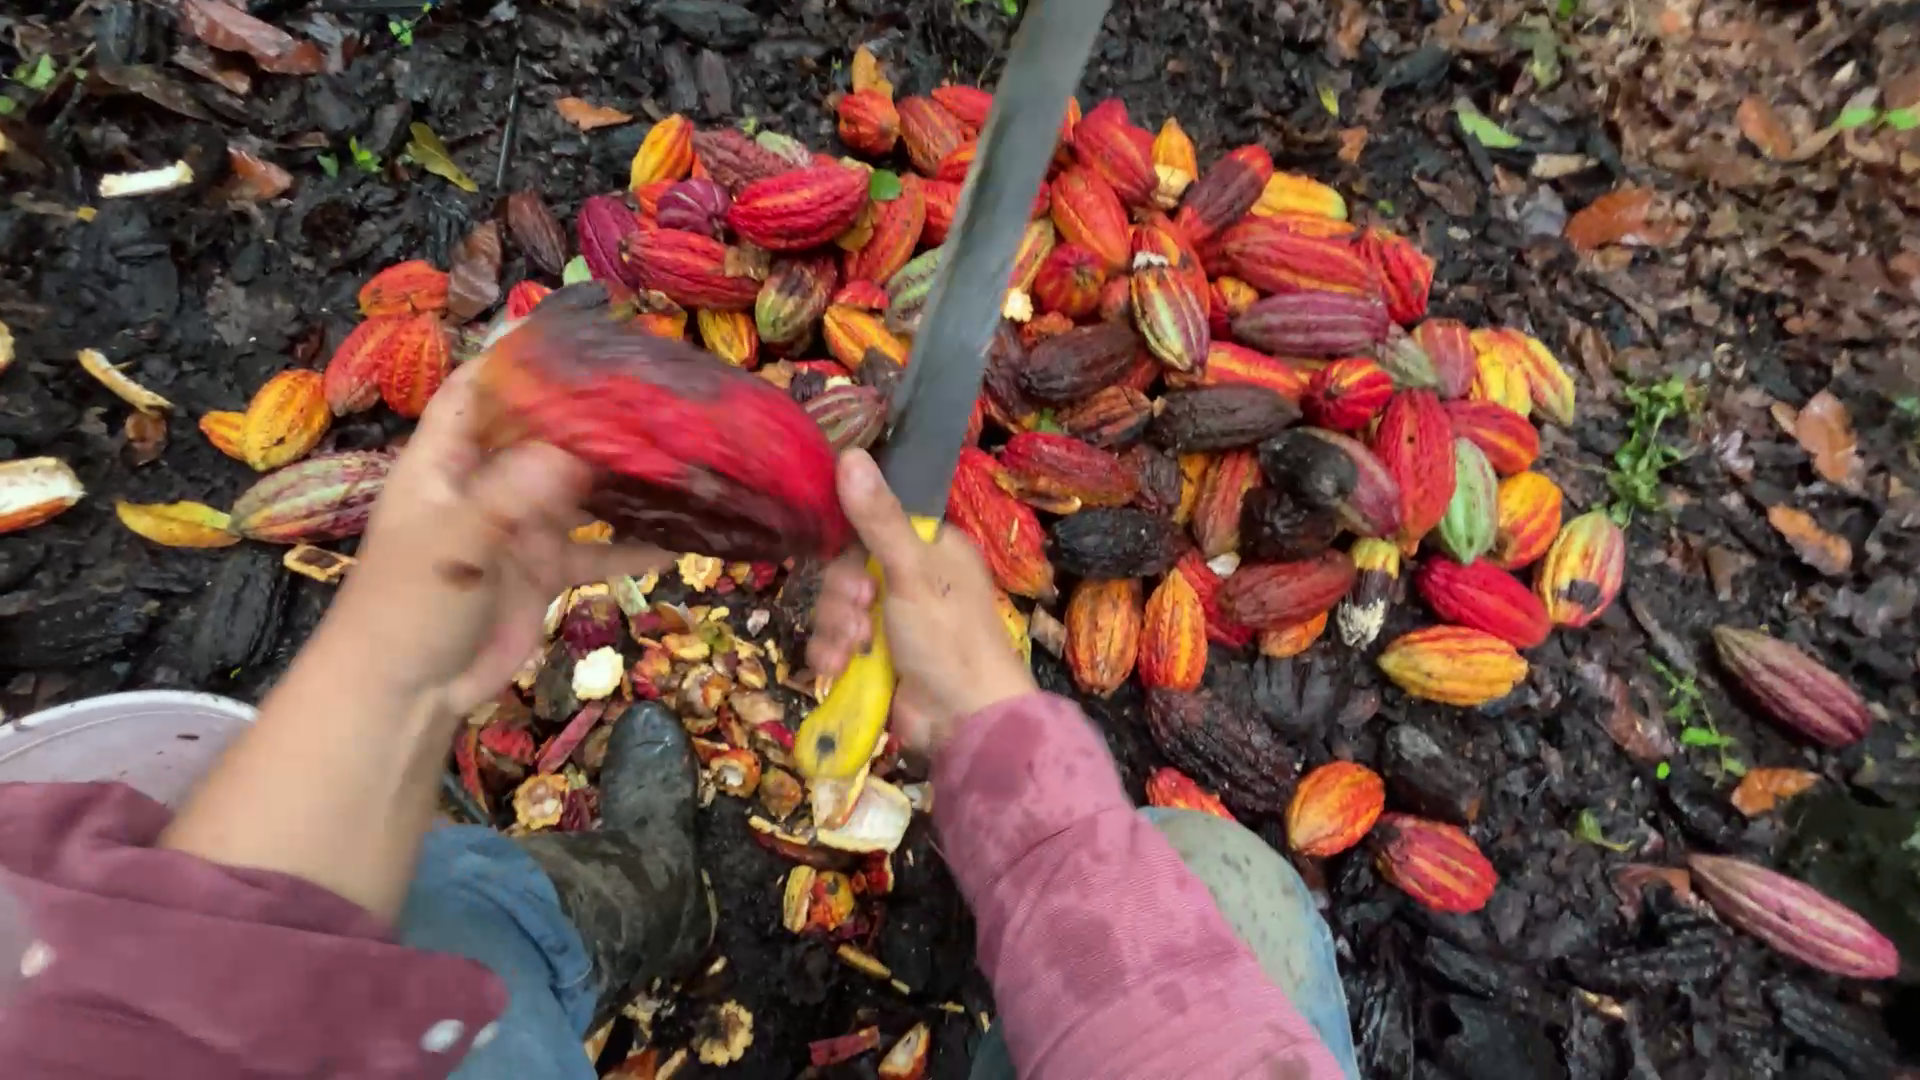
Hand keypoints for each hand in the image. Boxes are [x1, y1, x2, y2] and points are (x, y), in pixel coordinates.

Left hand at [309, 364, 672, 716]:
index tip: (564, 339)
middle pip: (540, 438)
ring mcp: (520, 529)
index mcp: (446, 466)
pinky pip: (599, 549)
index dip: (509, 364)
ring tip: (673, 462)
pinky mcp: (546, 569)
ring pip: (579, 493)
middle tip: (646, 399)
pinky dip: (634, 548)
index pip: (473, 396)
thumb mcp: (454, 546)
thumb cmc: (408, 609)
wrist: (410, 692)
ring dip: (619, 482)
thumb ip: (513, 497)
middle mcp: (487, 487)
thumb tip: (576, 452)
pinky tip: (679, 546)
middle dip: (586, 419)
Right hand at [807, 450, 1036, 753]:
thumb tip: (850, 454)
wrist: (964, 721)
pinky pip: (837, 640)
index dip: (851, 541)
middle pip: (848, 567)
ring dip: (836, 628)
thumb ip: (878, 518)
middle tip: (858, 612)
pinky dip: (833, 653)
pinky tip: (838, 668)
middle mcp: (912, 578)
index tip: (846, 557)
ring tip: (853, 650)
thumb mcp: (912, 572)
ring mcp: (893, 619)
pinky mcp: (875, 655)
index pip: (875, 524)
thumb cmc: (950, 637)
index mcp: (932, 549)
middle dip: (843, 595)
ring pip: (838, 607)